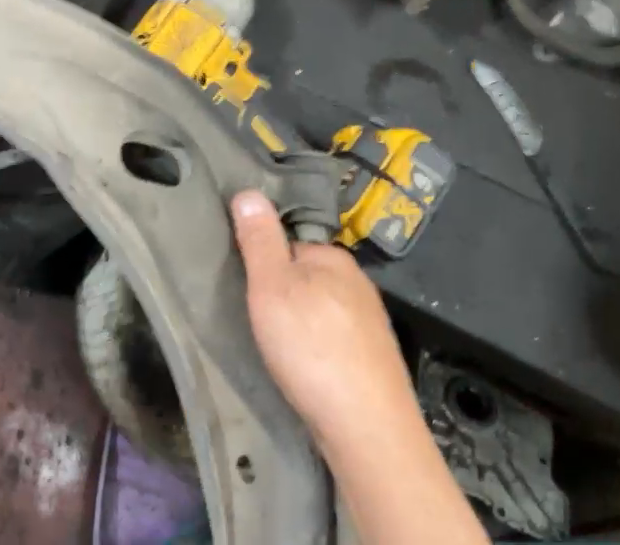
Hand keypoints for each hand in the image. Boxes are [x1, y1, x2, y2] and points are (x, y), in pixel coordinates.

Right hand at [230, 190, 412, 434]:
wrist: (367, 428)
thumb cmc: (311, 349)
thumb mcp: (271, 286)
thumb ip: (260, 240)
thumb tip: (249, 191)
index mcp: (334, 258)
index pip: (289, 245)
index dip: (263, 264)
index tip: (245, 287)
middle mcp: (359, 284)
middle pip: (306, 278)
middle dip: (283, 294)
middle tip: (258, 320)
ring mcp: (371, 325)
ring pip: (321, 311)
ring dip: (300, 324)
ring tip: (279, 348)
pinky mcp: (374, 361)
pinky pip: (334, 341)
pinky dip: (317, 350)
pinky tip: (305, 370)